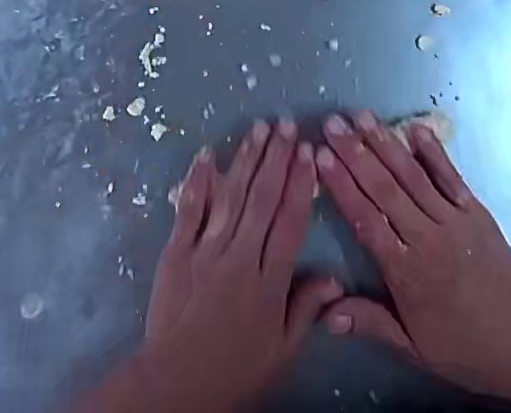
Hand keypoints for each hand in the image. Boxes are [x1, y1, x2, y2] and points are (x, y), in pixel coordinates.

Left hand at [76, 119, 342, 412]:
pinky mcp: (176, 250)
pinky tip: (206, 154)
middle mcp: (239, 258)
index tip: (308, 152)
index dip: (300, 184)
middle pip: (261, 199)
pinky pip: (189, 209)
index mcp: (268, 282)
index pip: (289, 222)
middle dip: (275, 158)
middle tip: (285, 124)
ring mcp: (205, 251)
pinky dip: (198, 180)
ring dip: (245, 159)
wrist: (176, 386)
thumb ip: (306, 309)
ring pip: (229, 196)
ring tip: (258, 128)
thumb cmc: (235, 371)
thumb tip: (334, 276)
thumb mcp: (282, 351)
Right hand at [313, 110, 510, 396]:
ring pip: (412, 175)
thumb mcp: (413, 347)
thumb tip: (325, 315)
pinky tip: (413, 127)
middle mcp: (427, 238)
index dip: (342, 186)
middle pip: (385, 189)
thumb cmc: (462, 344)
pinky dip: (431, 151)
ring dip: (384, 143)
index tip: (320, 157)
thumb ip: (370, 322)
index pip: (367, 220)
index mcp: (407, 271)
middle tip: (331, 123)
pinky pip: (449, 176)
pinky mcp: (474, 211)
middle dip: (355, 153)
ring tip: (360, 115)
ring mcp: (453, 220)